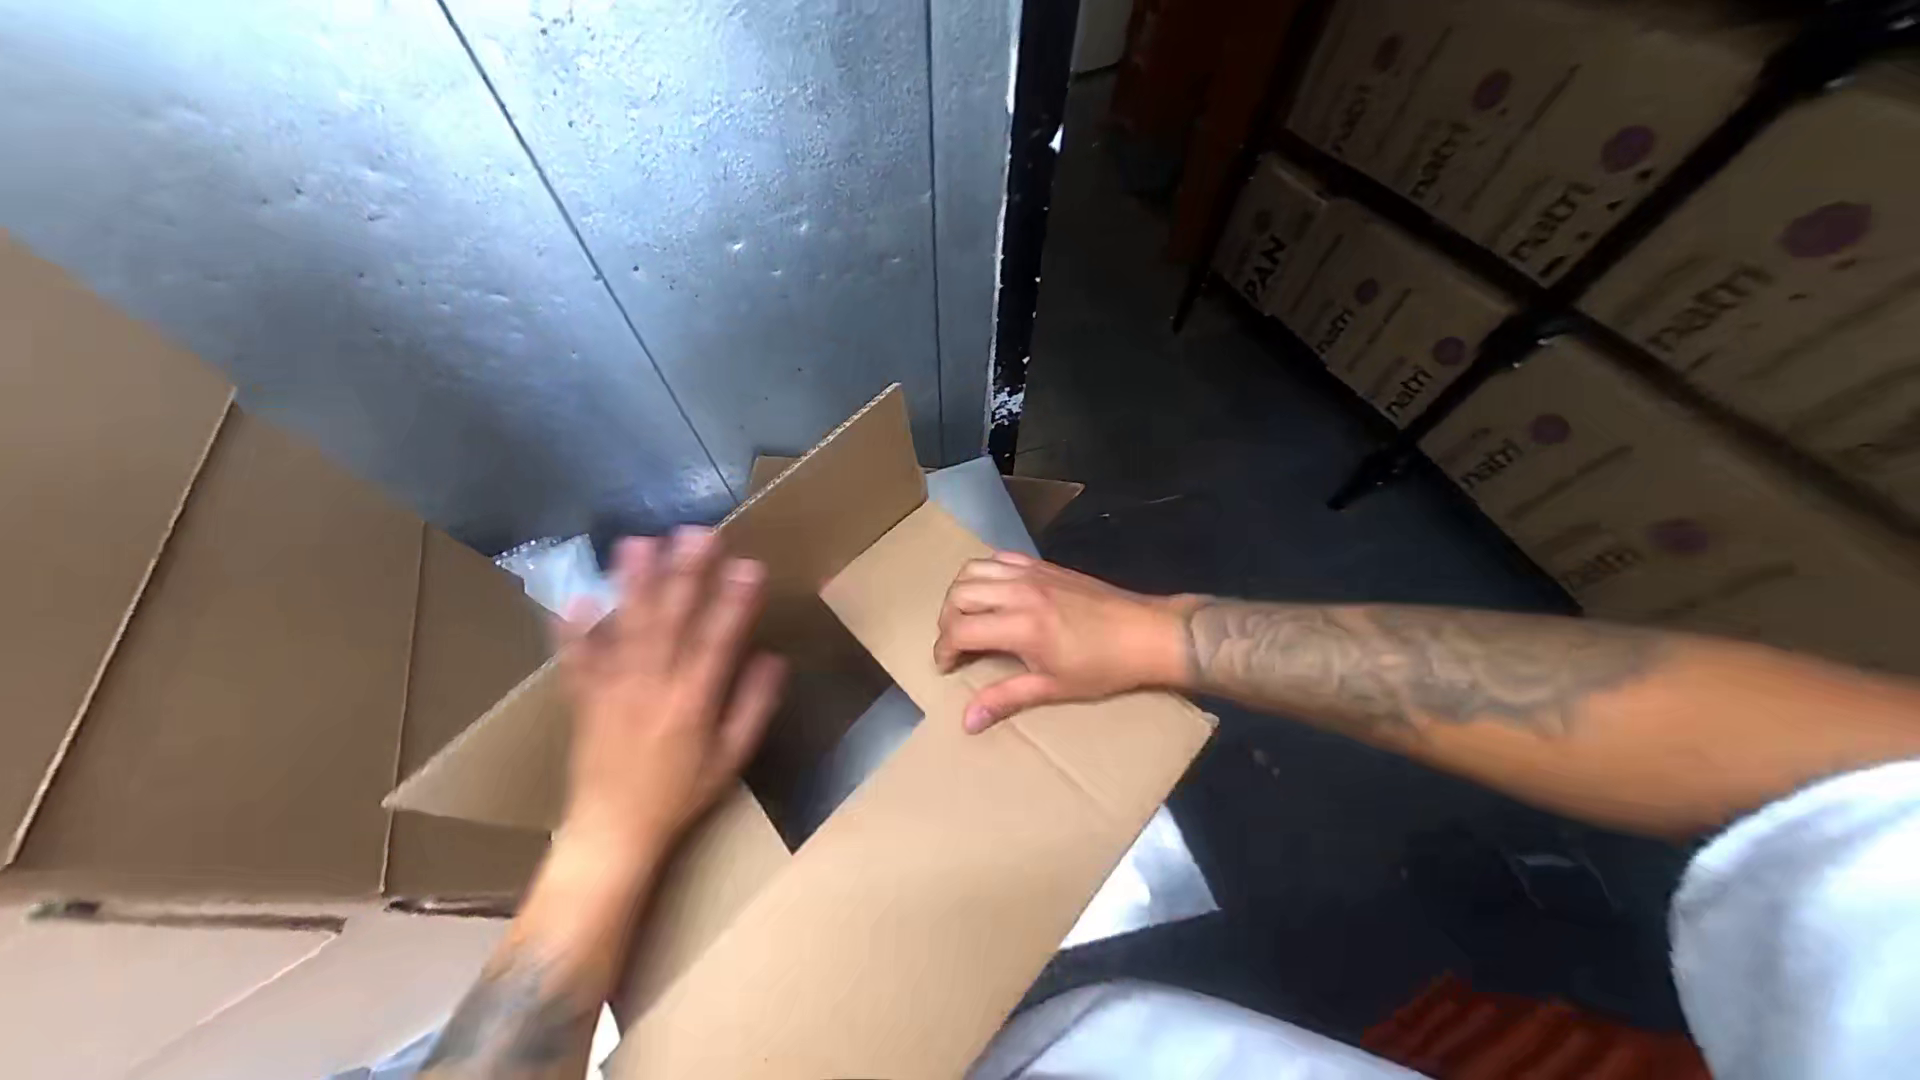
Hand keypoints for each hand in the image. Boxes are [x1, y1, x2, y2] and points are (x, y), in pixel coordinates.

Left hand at [553, 527, 786, 867]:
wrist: (613, 833)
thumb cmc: (681, 794)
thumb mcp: (732, 757)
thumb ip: (753, 706)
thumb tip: (774, 658)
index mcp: (694, 702)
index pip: (719, 641)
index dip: (735, 602)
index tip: (748, 564)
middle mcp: (653, 687)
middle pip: (671, 621)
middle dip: (685, 574)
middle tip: (696, 533)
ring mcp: (612, 690)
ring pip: (626, 628)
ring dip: (633, 583)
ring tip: (639, 543)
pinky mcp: (583, 698)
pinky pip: (577, 658)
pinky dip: (573, 627)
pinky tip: (576, 594)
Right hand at [934, 551, 1192, 731]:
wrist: (1147, 632)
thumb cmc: (1103, 667)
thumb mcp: (1053, 687)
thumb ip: (1005, 698)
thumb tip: (967, 721)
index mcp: (1021, 626)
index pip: (960, 629)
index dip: (943, 649)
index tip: (947, 665)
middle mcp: (1019, 592)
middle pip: (959, 594)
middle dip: (946, 620)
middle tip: (955, 643)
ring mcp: (1031, 573)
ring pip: (973, 569)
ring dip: (960, 592)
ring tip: (967, 615)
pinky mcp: (1043, 564)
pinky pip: (999, 557)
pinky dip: (984, 572)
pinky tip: (992, 592)